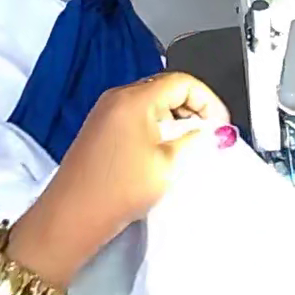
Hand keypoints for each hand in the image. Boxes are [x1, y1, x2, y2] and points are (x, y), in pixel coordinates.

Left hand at [8, 72, 230, 285]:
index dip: (208, 100)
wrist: (73, 213)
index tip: (221, 126)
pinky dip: (156, 123)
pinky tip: (164, 148)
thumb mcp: (168, 165)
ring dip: (175, 116)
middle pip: (166, 87)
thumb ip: (193, 141)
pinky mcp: (101, 124)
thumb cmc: (120, 188)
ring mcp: (106, 108)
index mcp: (136, 98)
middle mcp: (118, 95)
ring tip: (190, 144)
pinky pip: (136, 112)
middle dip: (193, 107)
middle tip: (209, 135)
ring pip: (151, 100)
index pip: (182, 82)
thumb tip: (211, 130)